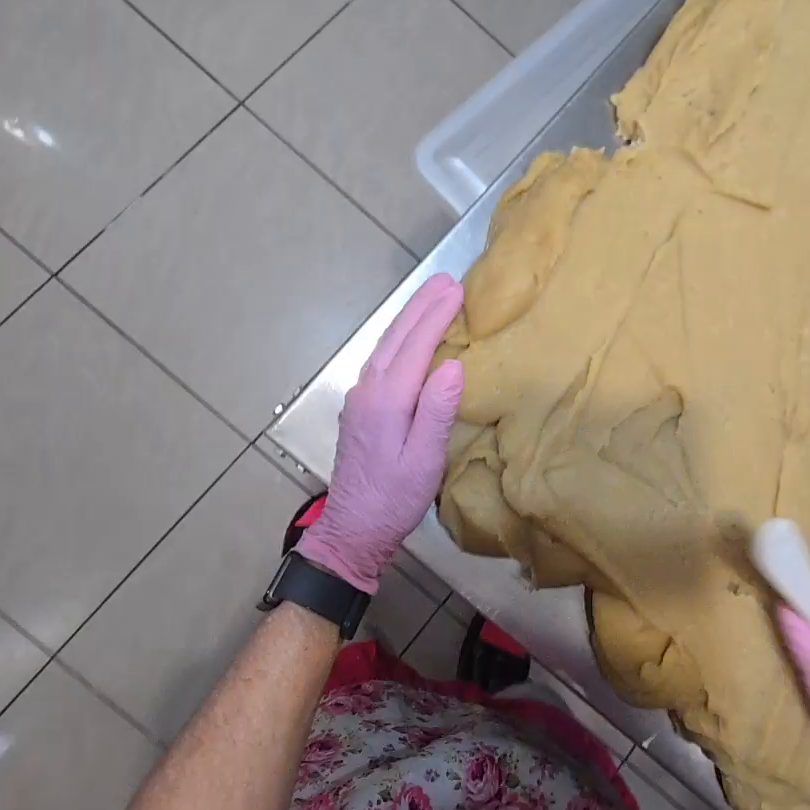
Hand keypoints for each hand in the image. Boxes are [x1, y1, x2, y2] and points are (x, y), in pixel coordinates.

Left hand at [295, 275, 465, 594]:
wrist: (352, 530)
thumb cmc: (394, 500)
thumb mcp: (423, 461)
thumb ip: (436, 411)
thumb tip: (453, 365)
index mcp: (386, 400)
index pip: (415, 346)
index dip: (436, 315)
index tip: (458, 289)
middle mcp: (368, 390)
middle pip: (396, 337)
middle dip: (421, 306)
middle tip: (446, 279)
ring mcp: (360, 398)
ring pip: (386, 346)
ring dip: (409, 318)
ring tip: (432, 297)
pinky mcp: (361, 409)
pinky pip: (383, 360)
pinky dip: (401, 339)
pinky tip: (411, 337)